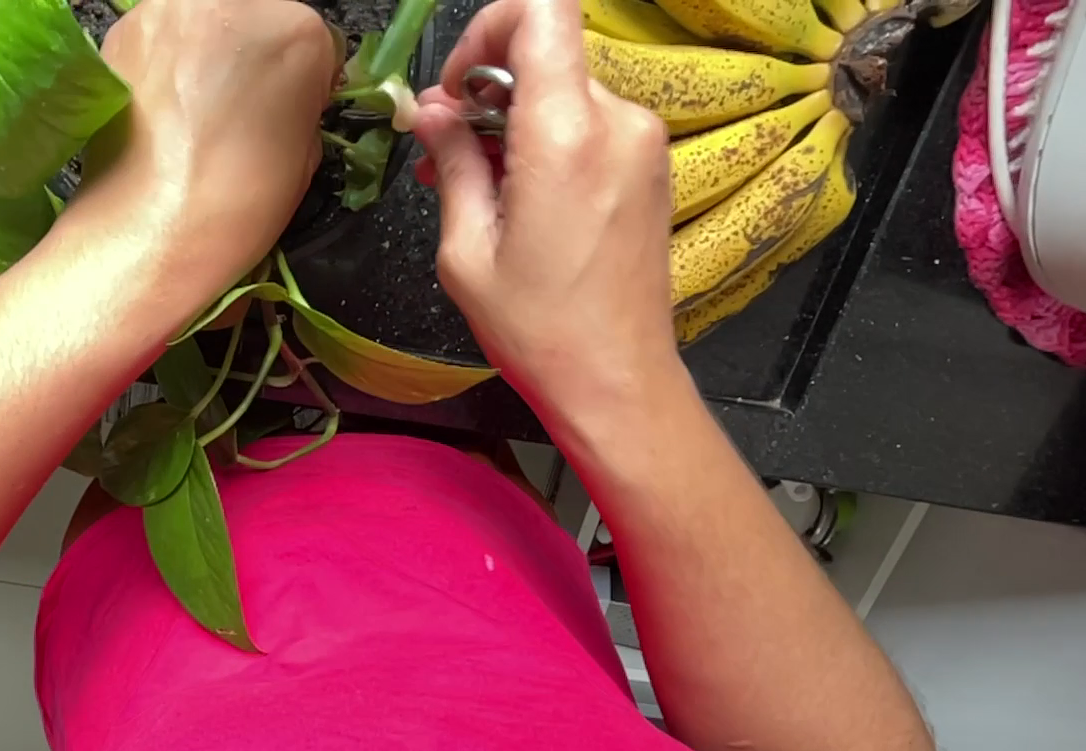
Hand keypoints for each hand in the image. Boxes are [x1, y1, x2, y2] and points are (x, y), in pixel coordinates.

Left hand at [65, 0, 338, 304]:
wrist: (146, 235)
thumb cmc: (228, 212)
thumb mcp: (301, 166)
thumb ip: (302, 112)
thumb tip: (289, 102)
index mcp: (295, 35)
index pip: (318, 41)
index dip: (307, 83)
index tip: (292, 114)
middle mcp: (232, 2)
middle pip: (259, 19)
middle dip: (255, 60)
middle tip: (243, 116)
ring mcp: (170, 9)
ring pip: (208, 22)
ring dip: (210, 58)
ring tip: (200, 119)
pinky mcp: (124, 29)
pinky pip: (163, 39)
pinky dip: (169, 67)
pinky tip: (167, 117)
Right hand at [413, 0, 682, 416]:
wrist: (615, 378)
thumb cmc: (536, 329)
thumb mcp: (467, 254)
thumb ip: (454, 166)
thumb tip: (433, 111)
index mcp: (565, 136)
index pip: (541, 11)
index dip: (488, 32)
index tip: (455, 93)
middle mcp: (618, 122)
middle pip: (549, 58)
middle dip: (489, 95)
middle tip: (447, 159)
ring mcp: (643, 144)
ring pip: (568, 96)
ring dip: (516, 127)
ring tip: (480, 192)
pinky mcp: (651, 169)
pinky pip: (592, 128)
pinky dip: (550, 146)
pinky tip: (521, 201)